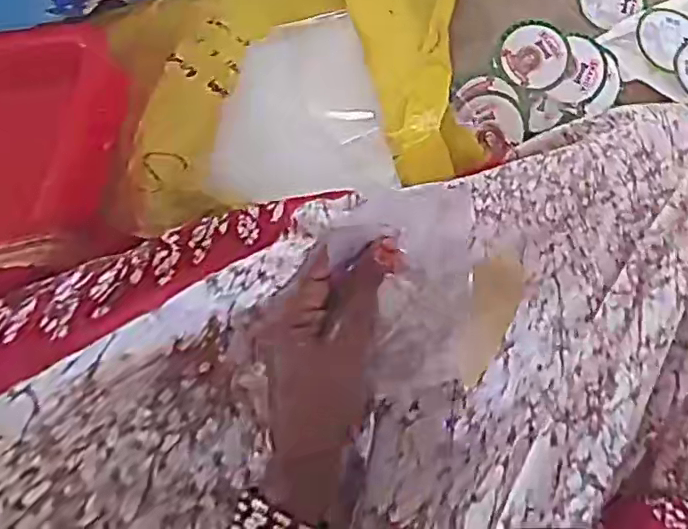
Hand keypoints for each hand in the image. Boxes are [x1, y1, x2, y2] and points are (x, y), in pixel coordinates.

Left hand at [260, 239, 398, 521]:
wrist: (313, 456)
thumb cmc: (327, 397)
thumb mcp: (349, 340)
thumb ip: (363, 290)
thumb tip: (383, 246)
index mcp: (288, 311)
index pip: (323, 260)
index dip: (356, 241)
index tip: (391, 229)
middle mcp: (288, 314)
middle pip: (327, 272)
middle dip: (362, 257)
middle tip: (399, 247)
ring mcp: (299, 329)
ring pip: (334, 288)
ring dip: (363, 276)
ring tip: (395, 262)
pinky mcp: (313, 343)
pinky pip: (336, 307)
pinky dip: (358, 297)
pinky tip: (380, 291)